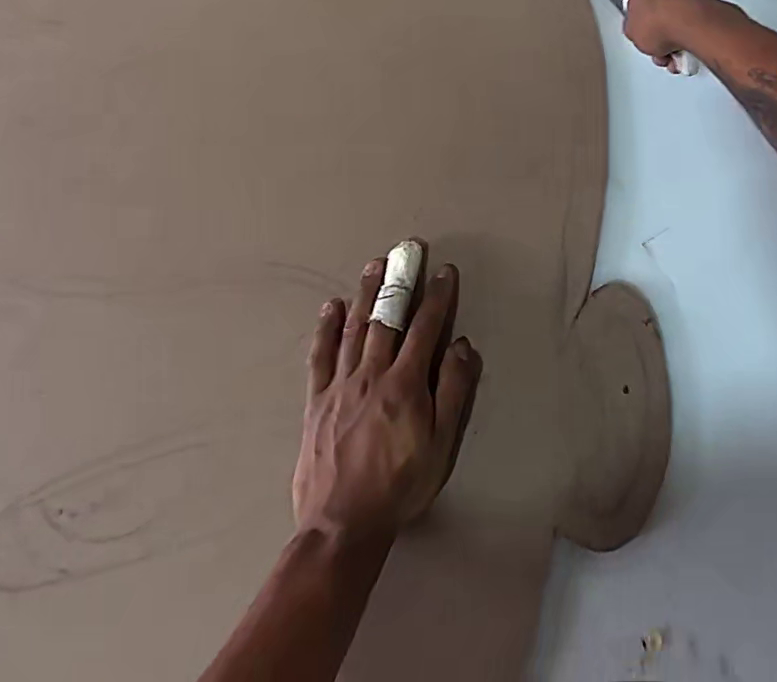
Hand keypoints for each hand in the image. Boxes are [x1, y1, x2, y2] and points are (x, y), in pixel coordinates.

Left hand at [294, 249, 481, 539]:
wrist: (342, 524)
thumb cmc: (403, 481)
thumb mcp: (443, 439)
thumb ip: (454, 388)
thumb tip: (461, 344)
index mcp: (405, 384)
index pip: (425, 328)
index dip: (437, 297)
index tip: (445, 271)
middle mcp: (371, 376)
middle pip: (386, 319)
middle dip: (399, 282)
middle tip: (405, 251)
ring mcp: (339, 387)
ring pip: (354, 330)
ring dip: (365, 294)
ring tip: (373, 266)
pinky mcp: (316, 403)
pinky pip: (320, 358)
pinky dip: (325, 330)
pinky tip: (330, 307)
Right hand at [606, 0, 741, 70]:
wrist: (691, 24)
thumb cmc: (663, 22)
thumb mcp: (633, 34)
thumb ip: (633, 31)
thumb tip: (642, 35)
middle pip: (653, 13)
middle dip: (654, 34)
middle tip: (656, 48)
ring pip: (673, 25)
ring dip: (671, 44)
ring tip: (672, 55)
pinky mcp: (702, 10)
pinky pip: (690, 30)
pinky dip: (687, 44)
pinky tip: (685, 55)